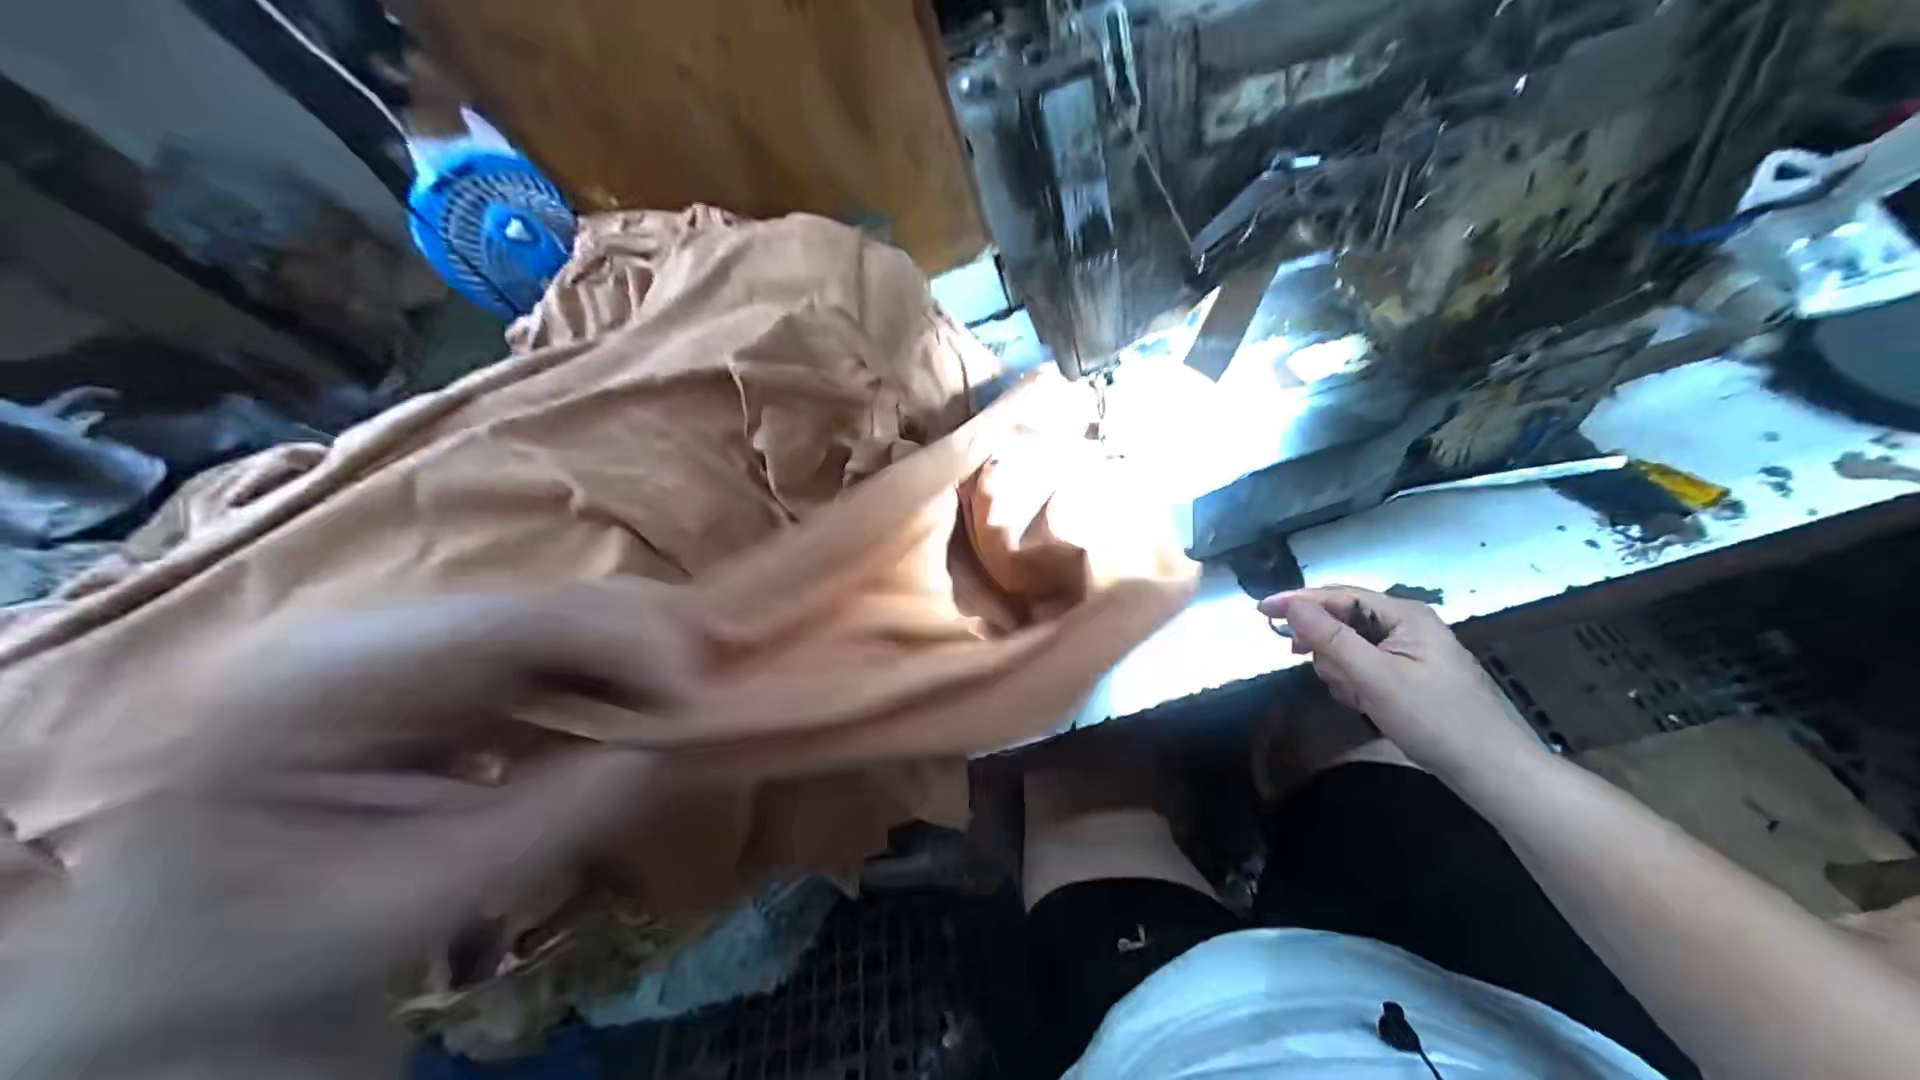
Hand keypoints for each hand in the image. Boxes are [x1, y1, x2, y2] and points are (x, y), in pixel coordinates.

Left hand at [0, 583, 694, 1077]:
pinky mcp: (445, 671)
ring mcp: (412, 647)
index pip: (510, 624)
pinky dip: (616, 667)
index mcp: (331, 679)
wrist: (193, 972)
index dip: (624, 640)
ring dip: (642, 645)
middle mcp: (374, 636)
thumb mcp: (408, 903)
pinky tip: (657, 690)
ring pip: (558, 616)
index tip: (700, 689)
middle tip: (722, 673)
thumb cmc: (272, 954)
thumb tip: (659, 754)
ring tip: (704, 678)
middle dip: (647, 632)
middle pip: (544, 603)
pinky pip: (552, 650)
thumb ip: (542, 825)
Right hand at [1259, 586, 1545, 781]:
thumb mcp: (1375, 678)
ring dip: (1341, 671)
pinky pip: (1360, 666)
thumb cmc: (1435, 720)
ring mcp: (1406, 650)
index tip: (1260, 611)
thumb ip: (1331, 638)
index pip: (1338, 595)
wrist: (1490, 770)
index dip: (1297, 600)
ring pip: (1346, 647)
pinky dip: (1354, 682)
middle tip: (1326, 673)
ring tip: (1358, 697)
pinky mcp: (1405, 673)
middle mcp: (1405, 625)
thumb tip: (1291, 605)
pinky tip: (1365, 703)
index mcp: (1405, 615)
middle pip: (1340, 621)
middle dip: (1327, 648)